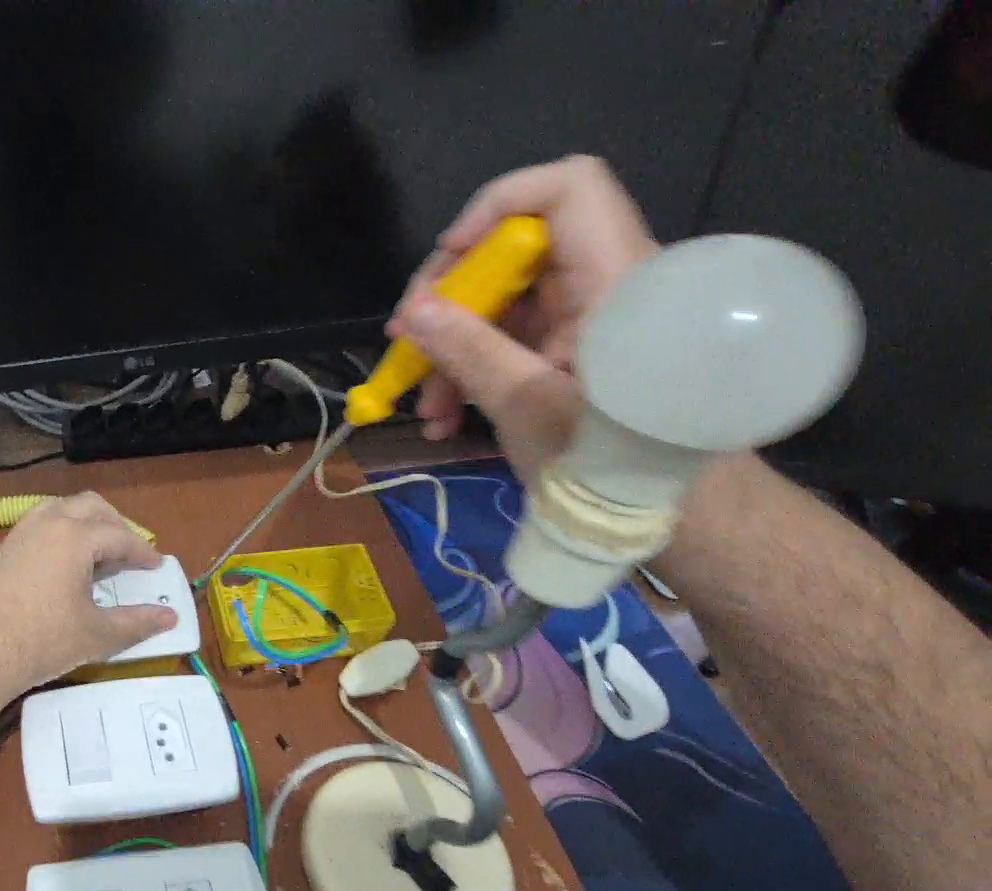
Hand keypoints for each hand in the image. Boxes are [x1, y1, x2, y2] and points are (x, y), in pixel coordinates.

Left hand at [0, 492, 177, 702]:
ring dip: (85, 523)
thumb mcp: (97, 634)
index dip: (142, 552)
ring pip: (60, 509)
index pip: (119, 536)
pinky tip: (64, 565)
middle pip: (90, 507)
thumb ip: (137, 622)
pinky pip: (39, 524)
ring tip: (98, 554)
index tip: (156, 566)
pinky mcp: (2, 548)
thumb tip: (170, 618)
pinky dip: (60, 532)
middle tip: (129, 553)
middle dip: (115, 525)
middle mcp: (47, 523)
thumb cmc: (42, 641)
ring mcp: (19, 532)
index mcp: (75, 536)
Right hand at [385, 156, 658, 478]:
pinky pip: (508, 340)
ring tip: (425, 407)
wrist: (675, 511)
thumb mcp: (529, 407)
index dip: (498, 207)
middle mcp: (598, 285)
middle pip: (514, 251)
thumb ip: (470, 352)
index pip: (566, 190)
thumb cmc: (612, 459)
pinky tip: (444, 417)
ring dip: (450, 349)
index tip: (449, 263)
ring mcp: (582, 320)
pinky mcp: (569, 351)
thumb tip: (413, 313)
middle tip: (406, 341)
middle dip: (450, 298)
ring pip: (501, 304)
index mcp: (612, 280)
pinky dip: (470, 371)